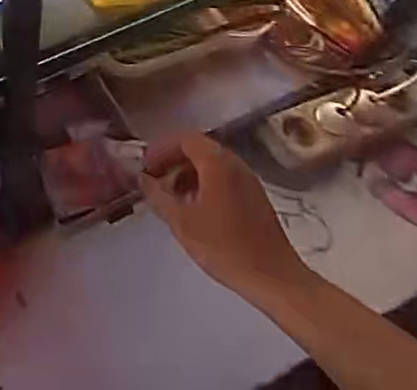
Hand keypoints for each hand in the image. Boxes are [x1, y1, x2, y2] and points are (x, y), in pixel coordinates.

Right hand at [140, 133, 313, 301]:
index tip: (145, 167)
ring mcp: (247, 178)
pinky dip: (204, 184)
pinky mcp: (254, 196)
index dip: (161, 149)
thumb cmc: (225, 247)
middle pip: (198, 148)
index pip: (184, 138)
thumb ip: (158, 196)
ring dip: (187, 174)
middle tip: (155, 182)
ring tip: (172, 199)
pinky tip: (196, 210)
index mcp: (217, 161)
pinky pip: (224, 178)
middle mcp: (234, 162)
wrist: (273, 277)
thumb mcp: (182, 222)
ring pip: (211, 164)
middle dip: (172, 162)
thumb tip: (143, 178)